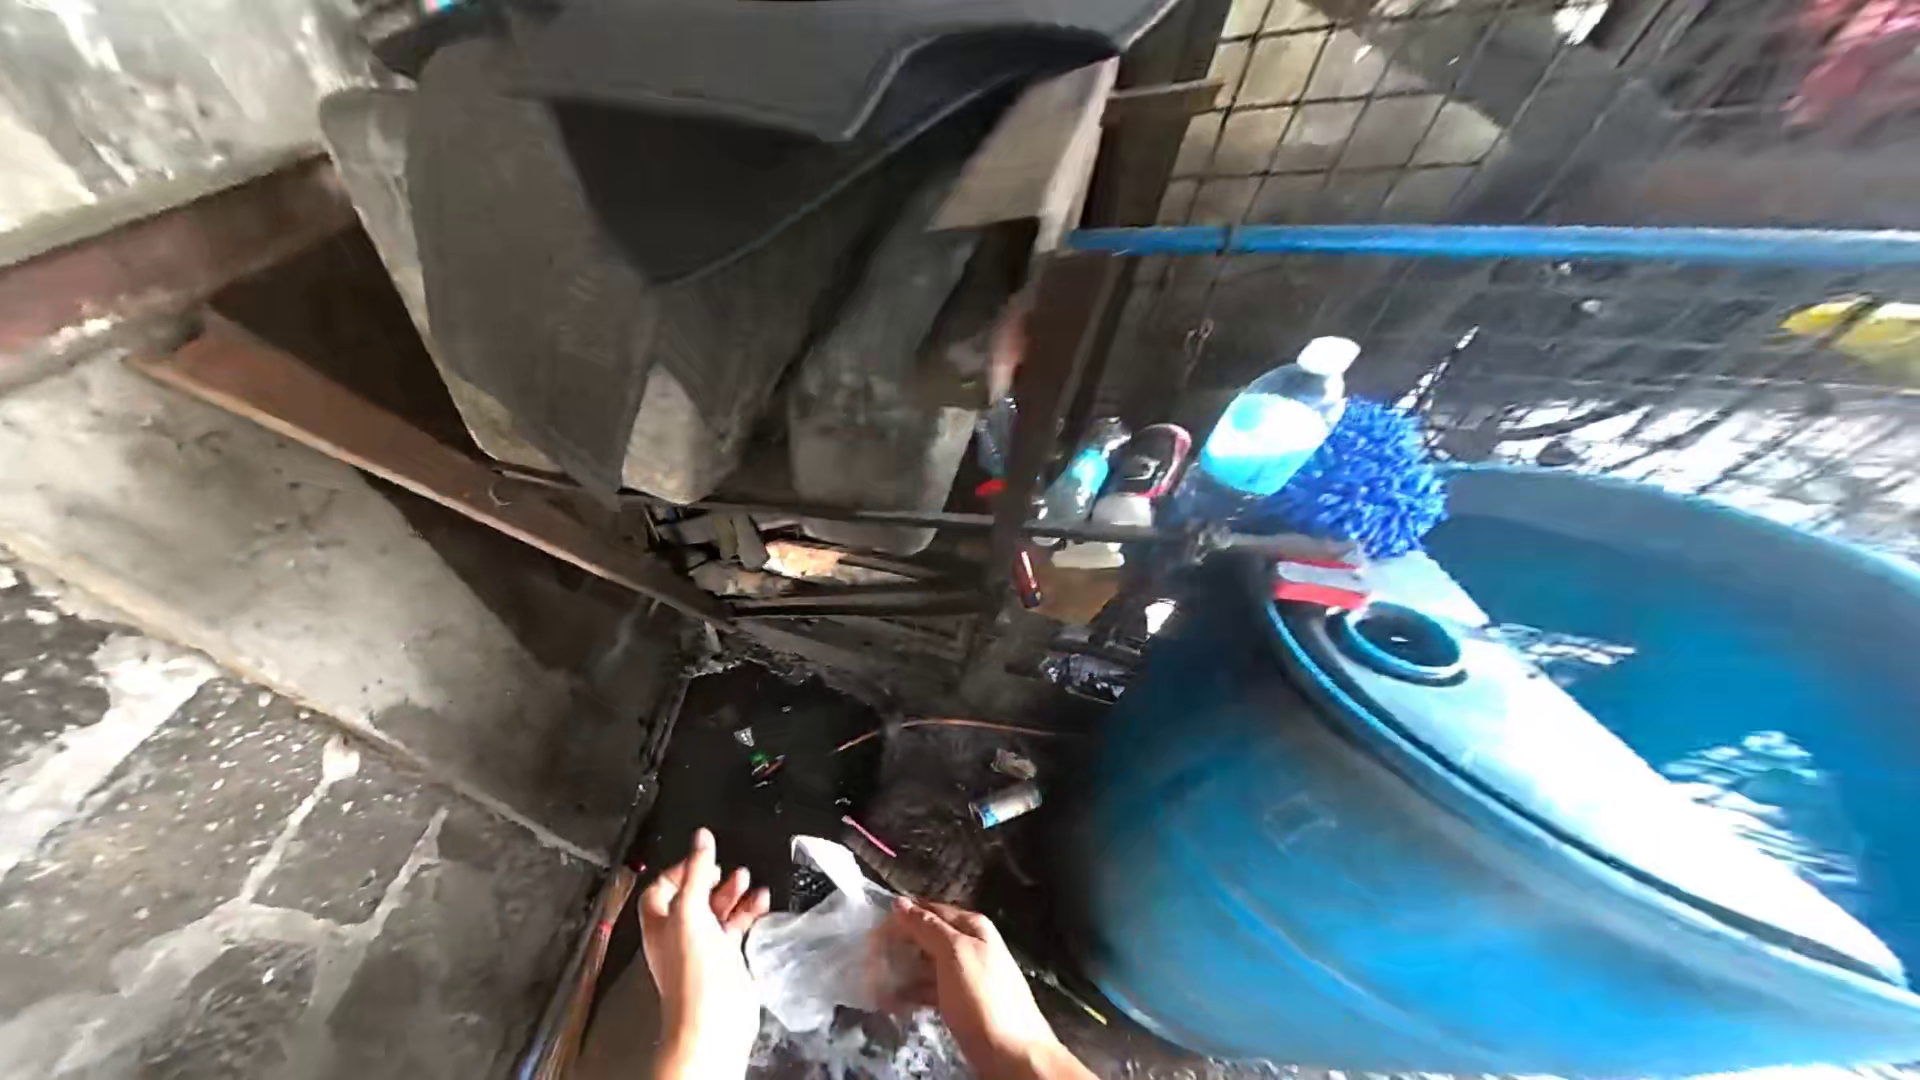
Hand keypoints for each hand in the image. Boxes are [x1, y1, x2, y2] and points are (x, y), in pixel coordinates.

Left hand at [639, 828, 770, 1079]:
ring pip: (718, 909)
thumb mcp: (691, 910)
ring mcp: (705, 947)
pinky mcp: (728, 957)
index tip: (701, 857)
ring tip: (748, 881)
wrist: (714, 1021)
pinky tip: (762, 901)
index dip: (679, 870)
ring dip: (734, 892)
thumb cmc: (694, 971)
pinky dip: (750, 910)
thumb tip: (701, 836)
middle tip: (729, 870)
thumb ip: (698, 871)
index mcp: (662, 923)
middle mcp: (680, 934)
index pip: (662, 888)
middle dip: (713, 878)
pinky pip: (739, 925)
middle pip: (693, 896)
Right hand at [885, 898, 1091, 1079]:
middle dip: (899, 945)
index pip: (930, 910)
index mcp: (972, 925)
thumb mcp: (953, 954)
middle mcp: (970, 944)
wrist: (1014, 1055)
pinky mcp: (963, 1003)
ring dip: (902, 971)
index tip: (873, 930)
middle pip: (928, 936)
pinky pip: (932, 989)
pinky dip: (913, 993)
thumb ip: (928, 928)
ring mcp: (967, 974)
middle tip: (870, 958)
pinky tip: (893, 1002)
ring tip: (875, 983)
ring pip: (928, 964)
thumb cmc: (982, 997)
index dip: (902, 917)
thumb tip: (901, 903)